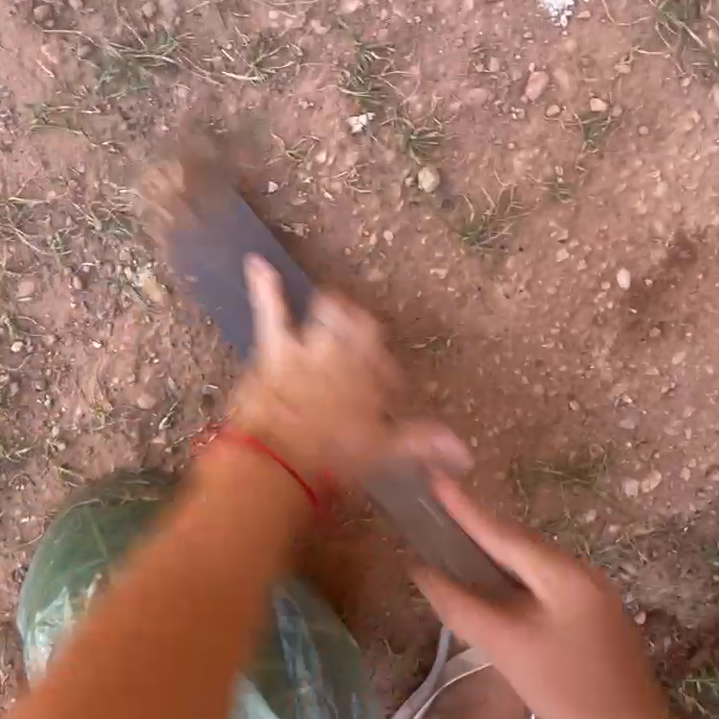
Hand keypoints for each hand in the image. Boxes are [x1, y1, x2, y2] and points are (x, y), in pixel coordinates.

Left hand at [227, 255, 399, 483]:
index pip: (383, 357)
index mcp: (370, 376)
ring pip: (327, 312)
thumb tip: (462, 450)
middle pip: (360, 327)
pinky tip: (256, 262)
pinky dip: (264, 285)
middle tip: (358, 348)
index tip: (384, 387)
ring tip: (335, 304)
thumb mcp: (383, 451)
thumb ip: (421, 441)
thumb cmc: (334, 456)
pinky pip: (271, 309)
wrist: (282, 454)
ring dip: (332, 308)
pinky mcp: (276, 346)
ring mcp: (309, 346)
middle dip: (360, 332)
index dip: (383, 367)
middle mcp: (344, 353)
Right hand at [411, 478, 678, 718]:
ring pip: (530, 562)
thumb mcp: (505, 646)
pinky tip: (495, 584)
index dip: (462, 504)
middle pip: (517, 541)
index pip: (500, 530)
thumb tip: (418, 569)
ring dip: (493, 551)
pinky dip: (512, 574)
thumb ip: (459, 605)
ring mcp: (592, 594)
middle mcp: (580, 571)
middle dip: (476, 526)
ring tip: (457, 542)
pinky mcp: (593, 616)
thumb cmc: (566, 686)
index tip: (433, 476)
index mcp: (561, 571)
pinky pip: (542, 581)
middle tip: (438, 508)